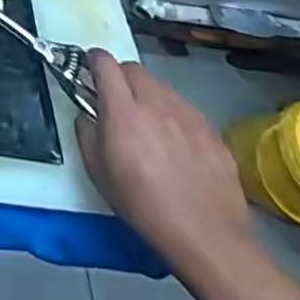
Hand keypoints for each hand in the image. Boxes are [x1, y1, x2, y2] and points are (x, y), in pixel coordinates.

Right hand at [75, 50, 299, 299]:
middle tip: (117, 101)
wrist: (206, 238)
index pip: (104, 62)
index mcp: (122, 110)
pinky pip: (186, 109)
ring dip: (148, 95)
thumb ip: (86, 130)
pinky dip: (174, 115)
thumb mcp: (96, 169)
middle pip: (134, 68)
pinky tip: (176, 143)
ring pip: (162, 86)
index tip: (89, 71)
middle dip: (120, 77)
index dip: (93, 61)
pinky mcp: (213, 133)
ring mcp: (189, 117)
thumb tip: (88, 114)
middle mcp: (156, 104)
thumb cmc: (142, 204)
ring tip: (149, 124)